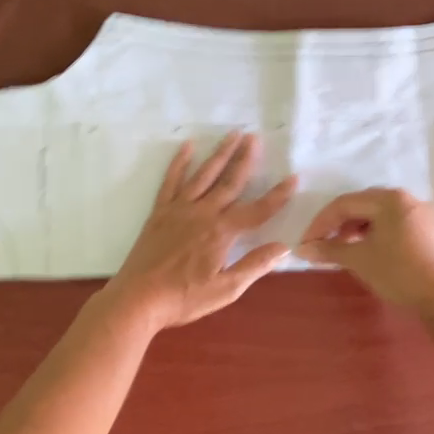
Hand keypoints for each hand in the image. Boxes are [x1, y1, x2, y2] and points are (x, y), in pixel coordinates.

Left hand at [100, 132, 296, 330]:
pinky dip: (179, 162)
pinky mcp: (159, 212)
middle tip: (256, 137)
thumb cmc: (184, 298)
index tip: (294, 178)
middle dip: (246, 160)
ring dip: (220, 154)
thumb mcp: (226, 289)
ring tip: (233, 134)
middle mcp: (202, 213)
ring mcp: (179, 209)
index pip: (258, 211)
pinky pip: (171, 181)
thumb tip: (283, 247)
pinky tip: (187, 146)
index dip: (278, 196)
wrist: (138, 298)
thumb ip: (254, 266)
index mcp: (221, 233)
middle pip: (230, 182)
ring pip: (204, 175)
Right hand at [295, 188, 433, 310]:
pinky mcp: (428, 231)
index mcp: (389, 199)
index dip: (321, 223)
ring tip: (343, 250)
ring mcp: (420, 214)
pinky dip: (374, 235)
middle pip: (362, 205)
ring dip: (355, 230)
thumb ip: (329, 250)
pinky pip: (393, 224)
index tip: (306, 243)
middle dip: (338, 225)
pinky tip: (366, 251)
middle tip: (323, 244)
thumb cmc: (397, 272)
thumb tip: (302, 249)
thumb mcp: (358, 259)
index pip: (345, 204)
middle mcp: (406, 199)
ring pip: (378, 215)